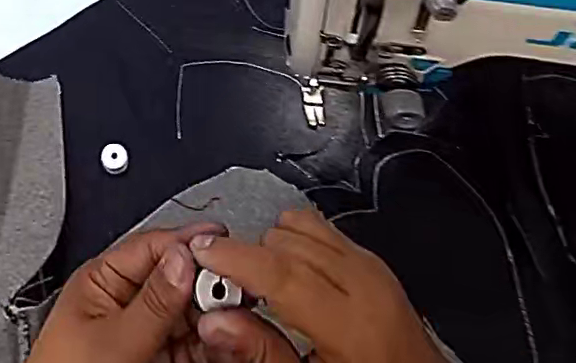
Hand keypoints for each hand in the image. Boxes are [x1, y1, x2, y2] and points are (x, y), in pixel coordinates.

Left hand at [27, 222, 223, 362]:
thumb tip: (184, 256)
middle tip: (235, 285)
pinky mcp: (152, 358)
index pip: (152, 246)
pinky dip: (208, 341)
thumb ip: (152, 300)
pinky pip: (187, 343)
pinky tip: (224, 340)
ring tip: (234, 314)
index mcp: (100, 282)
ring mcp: (138, 333)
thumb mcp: (112, 342)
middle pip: (174, 278)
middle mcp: (122, 302)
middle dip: (205, 282)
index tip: (223, 243)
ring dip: (211, 313)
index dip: (189, 242)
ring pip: (186, 312)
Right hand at [189, 209, 444, 362]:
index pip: (281, 272)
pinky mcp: (372, 259)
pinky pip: (323, 228)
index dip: (235, 258)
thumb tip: (216, 322)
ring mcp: (371, 264)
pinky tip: (289, 272)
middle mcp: (364, 280)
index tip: (203, 251)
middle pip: (287, 244)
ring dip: (273, 248)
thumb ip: (263, 353)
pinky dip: (297, 241)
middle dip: (251, 260)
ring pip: (302, 226)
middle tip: (227, 289)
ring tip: (259, 285)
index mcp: (352, 323)